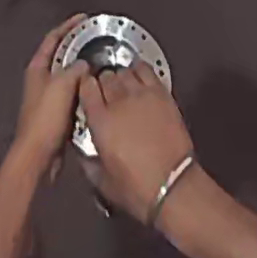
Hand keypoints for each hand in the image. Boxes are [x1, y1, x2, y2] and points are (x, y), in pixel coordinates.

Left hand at [15, 14, 88, 169]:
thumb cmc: (46, 116)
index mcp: (38, 68)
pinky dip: (85, 88)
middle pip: (61, 55)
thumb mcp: (63, 85)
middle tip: (97, 39)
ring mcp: (49, 97)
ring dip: (84, 69)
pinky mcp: (57, 113)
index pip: (52, 39)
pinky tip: (99, 88)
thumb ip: (75, 68)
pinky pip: (74, 94)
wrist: (38, 155)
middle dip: (78, 46)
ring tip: (103, 61)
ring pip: (70, 75)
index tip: (84, 18)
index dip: (67, 26)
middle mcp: (41, 79)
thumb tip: (85, 64)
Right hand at [78, 61, 194, 221]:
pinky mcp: (161, 94)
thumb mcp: (102, 182)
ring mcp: (141, 95)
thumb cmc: (138, 188)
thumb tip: (84, 154)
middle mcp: (119, 102)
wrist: (173, 186)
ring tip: (122, 85)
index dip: (85, 86)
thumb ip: (88, 162)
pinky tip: (139, 75)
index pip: (86, 88)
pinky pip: (146, 70)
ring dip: (121, 76)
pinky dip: (139, 69)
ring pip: (125, 71)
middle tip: (106, 92)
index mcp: (100, 121)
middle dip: (103, 82)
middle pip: (106, 76)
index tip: (87, 89)